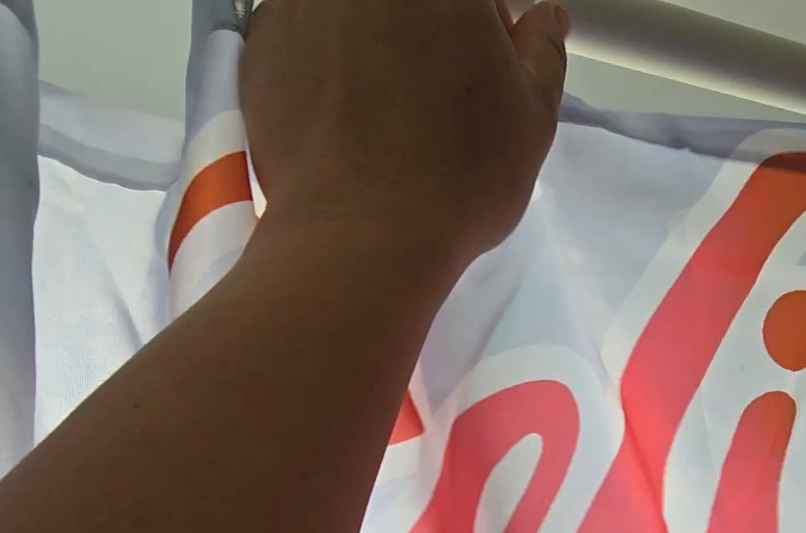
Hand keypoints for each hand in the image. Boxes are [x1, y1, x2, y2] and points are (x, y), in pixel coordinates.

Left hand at [241, 0, 570, 266]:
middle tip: (436, 94)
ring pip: (355, 17)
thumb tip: (545, 17)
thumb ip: (543, 52)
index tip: (483, 65)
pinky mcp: (260, 42)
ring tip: (386, 115)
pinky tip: (345, 123)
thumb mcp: (532, 119)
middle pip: (410, 3)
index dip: (486, 27)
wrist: (364, 237)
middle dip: (427, 34)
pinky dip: (325, 67)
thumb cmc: (462, 177)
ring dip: (375, 47)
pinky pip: (304, 39)